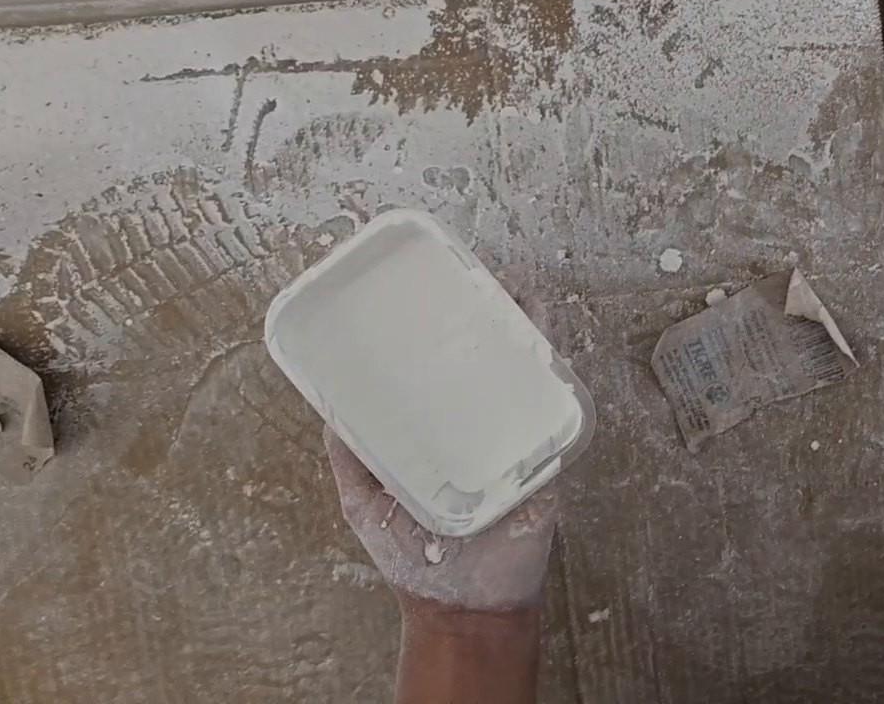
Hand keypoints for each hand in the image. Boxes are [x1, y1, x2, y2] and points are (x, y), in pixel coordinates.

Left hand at [323, 270, 557, 614]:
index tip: (433, 293)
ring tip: (513, 292)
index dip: (440, 330)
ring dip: (520, 329)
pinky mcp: (543, 446)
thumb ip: (352, 459)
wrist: (471, 604)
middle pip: (486, 358)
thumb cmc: (419, 559)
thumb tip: (332, 406)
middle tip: (481, 279)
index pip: (442, 368)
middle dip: (487, 316)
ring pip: (521, 369)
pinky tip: (540, 336)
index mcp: (440, 427)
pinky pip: (550, 399)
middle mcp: (479, 419)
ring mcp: (514, 430)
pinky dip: (548, 363)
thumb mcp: (368, 504)